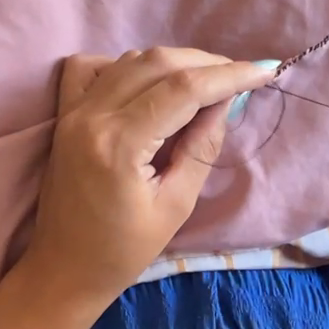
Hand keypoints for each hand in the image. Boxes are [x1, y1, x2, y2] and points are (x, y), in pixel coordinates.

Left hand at [18, 47, 278, 307]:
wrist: (65, 268)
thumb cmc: (124, 250)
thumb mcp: (177, 205)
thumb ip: (202, 146)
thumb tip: (226, 100)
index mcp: (120, 144)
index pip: (184, 89)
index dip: (230, 75)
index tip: (265, 71)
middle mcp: (92, 116)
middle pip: (158, 63)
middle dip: (207, 63)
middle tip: (241, 77)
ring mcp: (73, 112)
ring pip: (131, 60)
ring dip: (174, 62)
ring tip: (207, 82)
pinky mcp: (63, 115)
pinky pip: (92, 67)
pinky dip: (127, 65)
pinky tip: (149, 85)